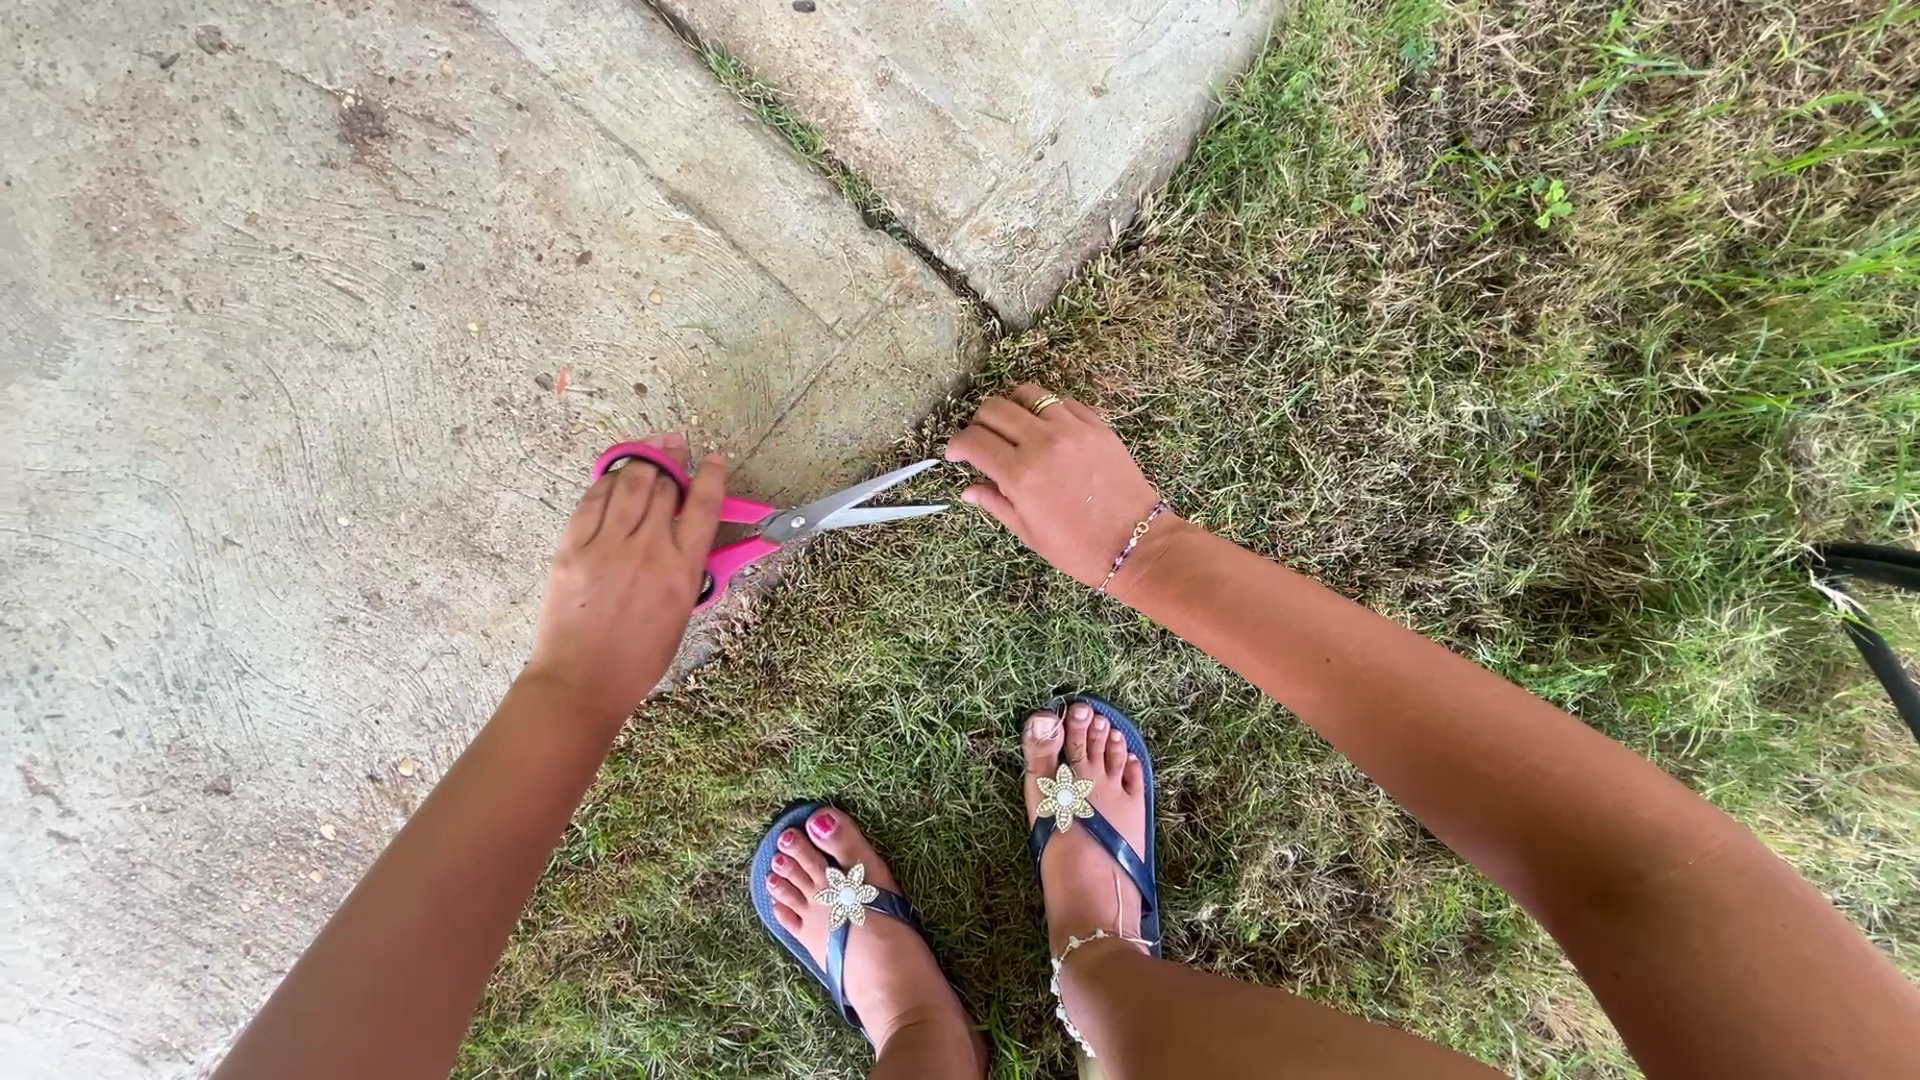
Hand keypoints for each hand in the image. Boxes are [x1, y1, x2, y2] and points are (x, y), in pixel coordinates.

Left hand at [523, 434, 726, 718]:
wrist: (582, 680)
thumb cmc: (640, 657)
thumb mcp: (682, 611)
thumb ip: (685, 568)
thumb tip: (683, 535)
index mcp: (683, 569)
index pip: (704, 505)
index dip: (711, 475)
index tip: (714, 460)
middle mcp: (649, 549)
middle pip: (663, 486)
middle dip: (671, 462)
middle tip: (673, 450)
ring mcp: (607, 546)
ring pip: (629, 484)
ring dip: (641, 462)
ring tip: (647, 451)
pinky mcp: (572, 549)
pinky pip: (592, 501)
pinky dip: (607, 483)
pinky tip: (614, 479)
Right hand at [945, 385, 1172, 590]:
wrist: (1135, 543)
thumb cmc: (1078, 548)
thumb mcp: (1029, 533)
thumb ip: (996, 503)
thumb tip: (970, 488)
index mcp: (1021, 475)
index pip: (974, 441)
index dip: (956, 445)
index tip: (955, 454)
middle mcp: (1043, 443)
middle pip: (995, 409)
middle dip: (979, 423)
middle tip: (982, 441)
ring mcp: (1072, 429)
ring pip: (1028, 394)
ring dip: (1012, 407)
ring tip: (1013, 427)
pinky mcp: (1097, 426)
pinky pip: (1062, 402)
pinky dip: (1046, 410)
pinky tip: (1046, 430)